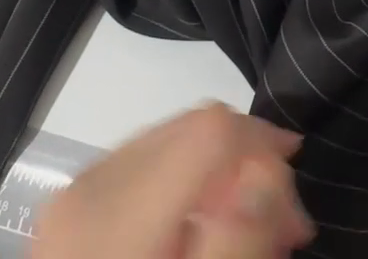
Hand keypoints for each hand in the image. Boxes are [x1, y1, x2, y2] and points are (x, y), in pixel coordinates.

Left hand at [33, 101, 314, 258]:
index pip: (212, 128)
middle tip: (282, 230)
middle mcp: (90, 185)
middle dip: (253, 163)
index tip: (292, 215)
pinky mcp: (75, 203)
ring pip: (179, 138)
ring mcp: (76, 191)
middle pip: (197, 127)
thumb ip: (238, 240)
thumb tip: (268, 173)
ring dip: (226, 171)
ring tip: (247, 230)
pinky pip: (152, 159)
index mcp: (114, 215)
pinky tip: (204, 224)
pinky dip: (191, 179)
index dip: (266, 151)